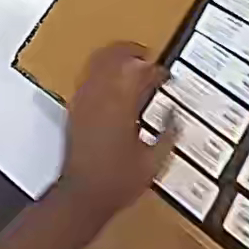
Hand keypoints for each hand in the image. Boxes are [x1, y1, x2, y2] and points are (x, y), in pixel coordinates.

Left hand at [50, 42, 170, 229]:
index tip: (165, 76)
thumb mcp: (153, 162)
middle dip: (133, 52)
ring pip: (98, 61)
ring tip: (130, 64)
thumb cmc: (118, 182)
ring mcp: (84, 100)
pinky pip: (88, 77)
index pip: (141, 72)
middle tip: (147, 58)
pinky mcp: (74, 108)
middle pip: (115, 56)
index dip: (156, 71)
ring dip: (116, 58)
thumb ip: (168, 135)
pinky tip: (111, 83)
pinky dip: (101, 72)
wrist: (81, 197)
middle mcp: (101, 96)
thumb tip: (174, 116)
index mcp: (122, 105)